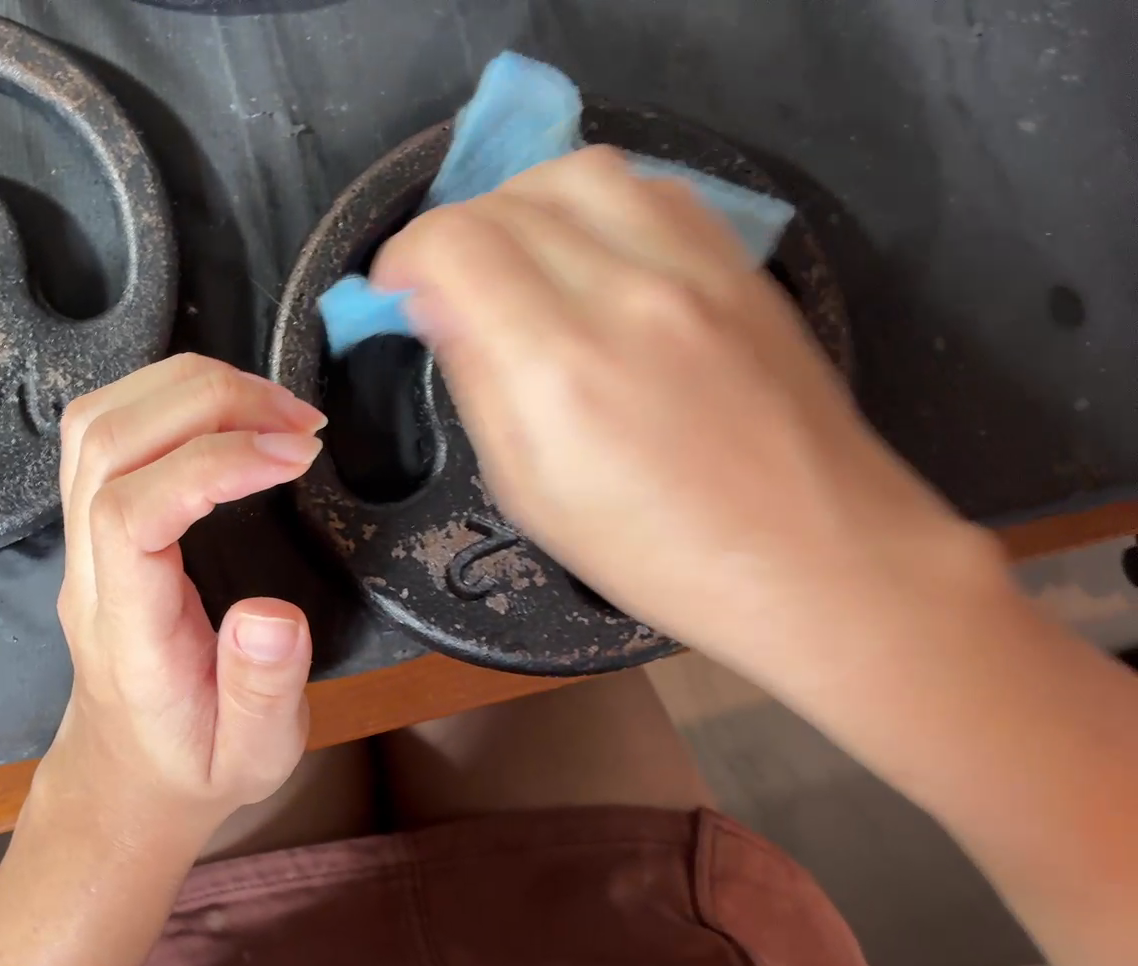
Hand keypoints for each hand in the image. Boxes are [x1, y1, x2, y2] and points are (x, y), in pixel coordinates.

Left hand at [40, 354, 328, 854]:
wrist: (126, 771)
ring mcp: (80, 540)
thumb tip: (274, 611)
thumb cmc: (191, 764)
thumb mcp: (251, 756)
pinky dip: (166, 398)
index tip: (295, 453)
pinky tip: (228, 414)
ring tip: (271, 407)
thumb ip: (262, 690)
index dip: (210, 463)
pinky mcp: (92, 523)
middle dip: (208, 401)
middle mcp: (89, 569)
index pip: (131, 512)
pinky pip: (104, 432)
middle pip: (106, 443)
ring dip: (186, 389)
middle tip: (299, 418)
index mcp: (126, 627)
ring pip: (96, 424)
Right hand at [371, 146, 1006, 682]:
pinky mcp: (740, 263)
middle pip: (506, 200)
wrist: (810, 553)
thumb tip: (433, 305)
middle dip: (450, 234)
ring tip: (508, 257)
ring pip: (576, 172)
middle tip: (443, 285)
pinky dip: (587, 203)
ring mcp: (694, 267)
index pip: (453, 245)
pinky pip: (646, 187)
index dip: (405, 258)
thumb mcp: (523, 485)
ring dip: (517, 204)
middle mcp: (624, 292)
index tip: (395, 291)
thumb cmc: (644, 546)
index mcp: (555, 364)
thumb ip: (475, 378)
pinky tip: (580, 249)